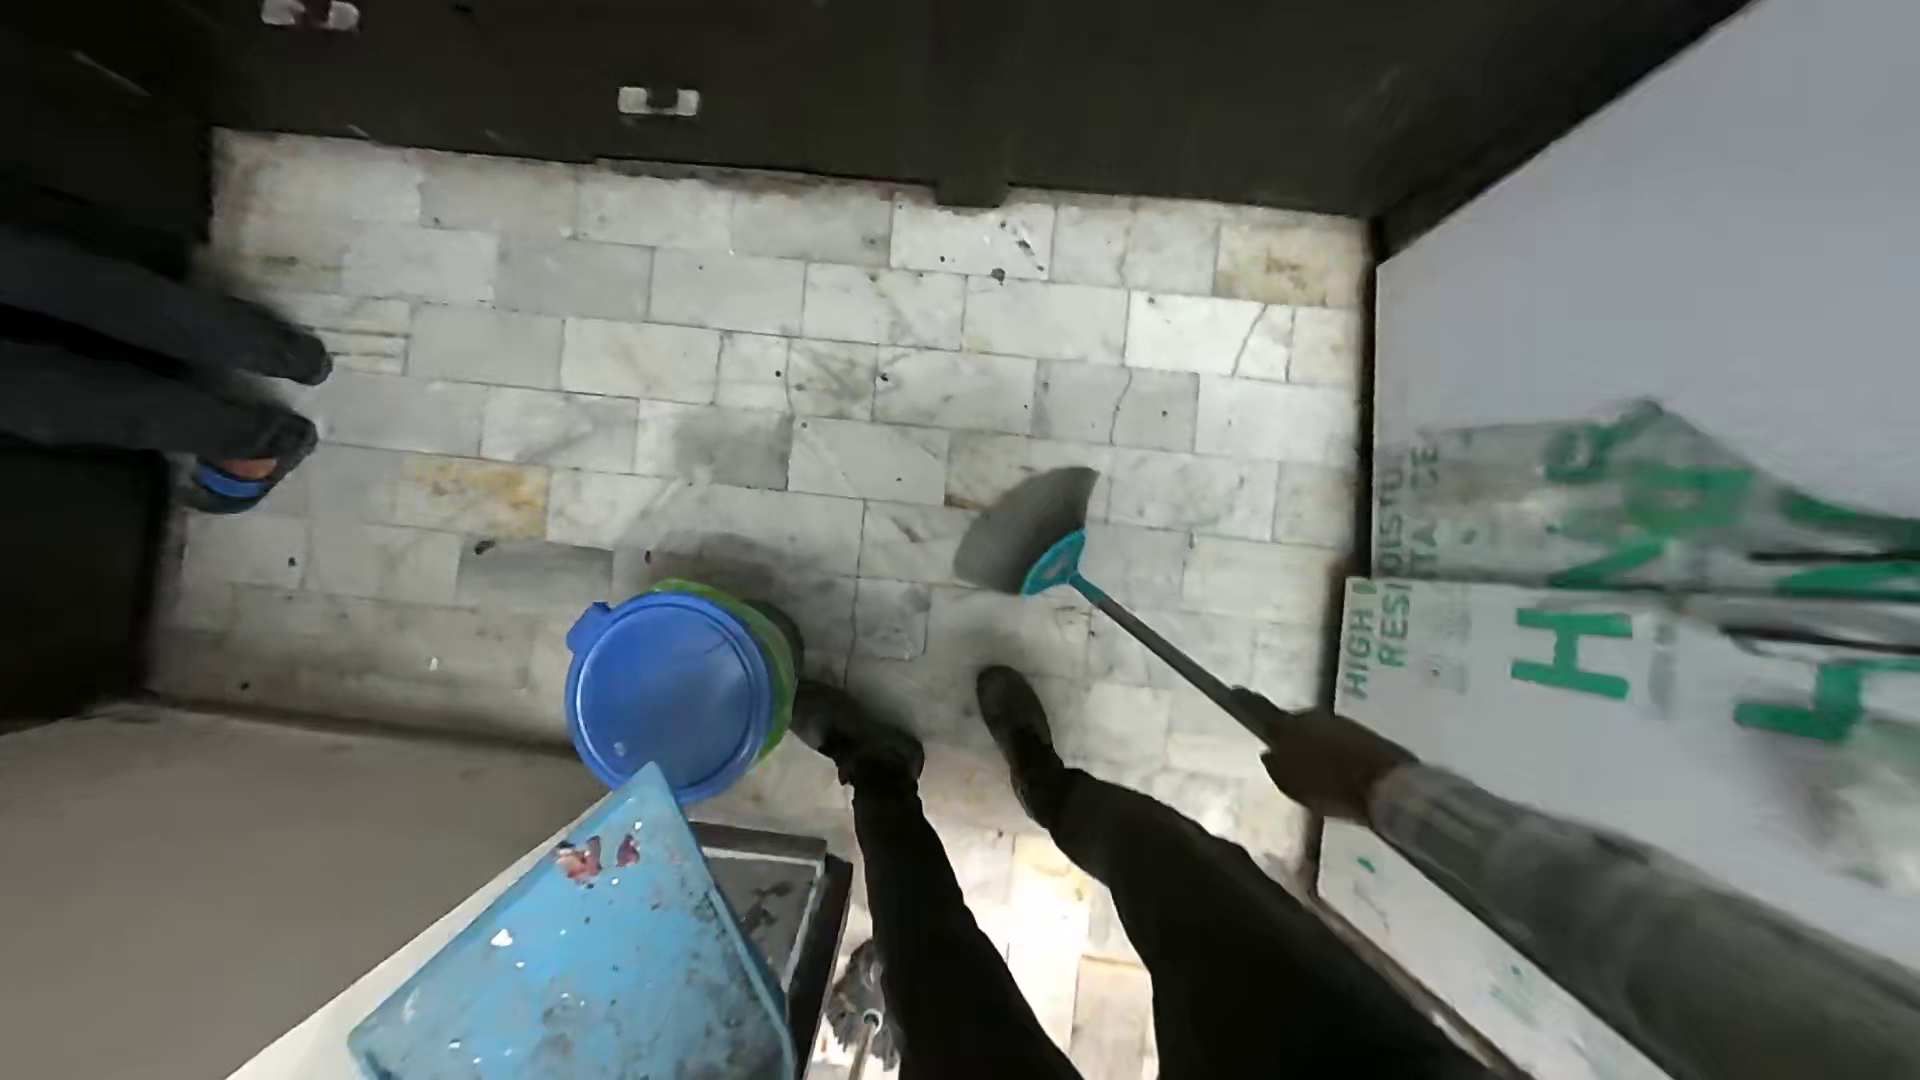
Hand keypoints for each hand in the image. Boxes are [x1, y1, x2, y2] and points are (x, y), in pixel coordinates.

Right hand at [1230, 688, 1417, 822]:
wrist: (1391, 788)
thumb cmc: (1332, 788)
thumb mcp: (1292, 786)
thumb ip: (1275, 767)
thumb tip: (1269, 753)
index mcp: (1288, 728)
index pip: (1259, 709)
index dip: (1245, 701)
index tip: (1235, 691)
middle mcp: (1311, 717)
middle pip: (1293, 722)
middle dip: (1290, 735)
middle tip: (1290, 756)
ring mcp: (1340, 723)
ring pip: (1318, 731)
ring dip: (1316, 745)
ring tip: (1320, 771)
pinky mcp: (1365, 734)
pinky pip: (1340, 741)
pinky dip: (1337, 752)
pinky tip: (1343, 773)